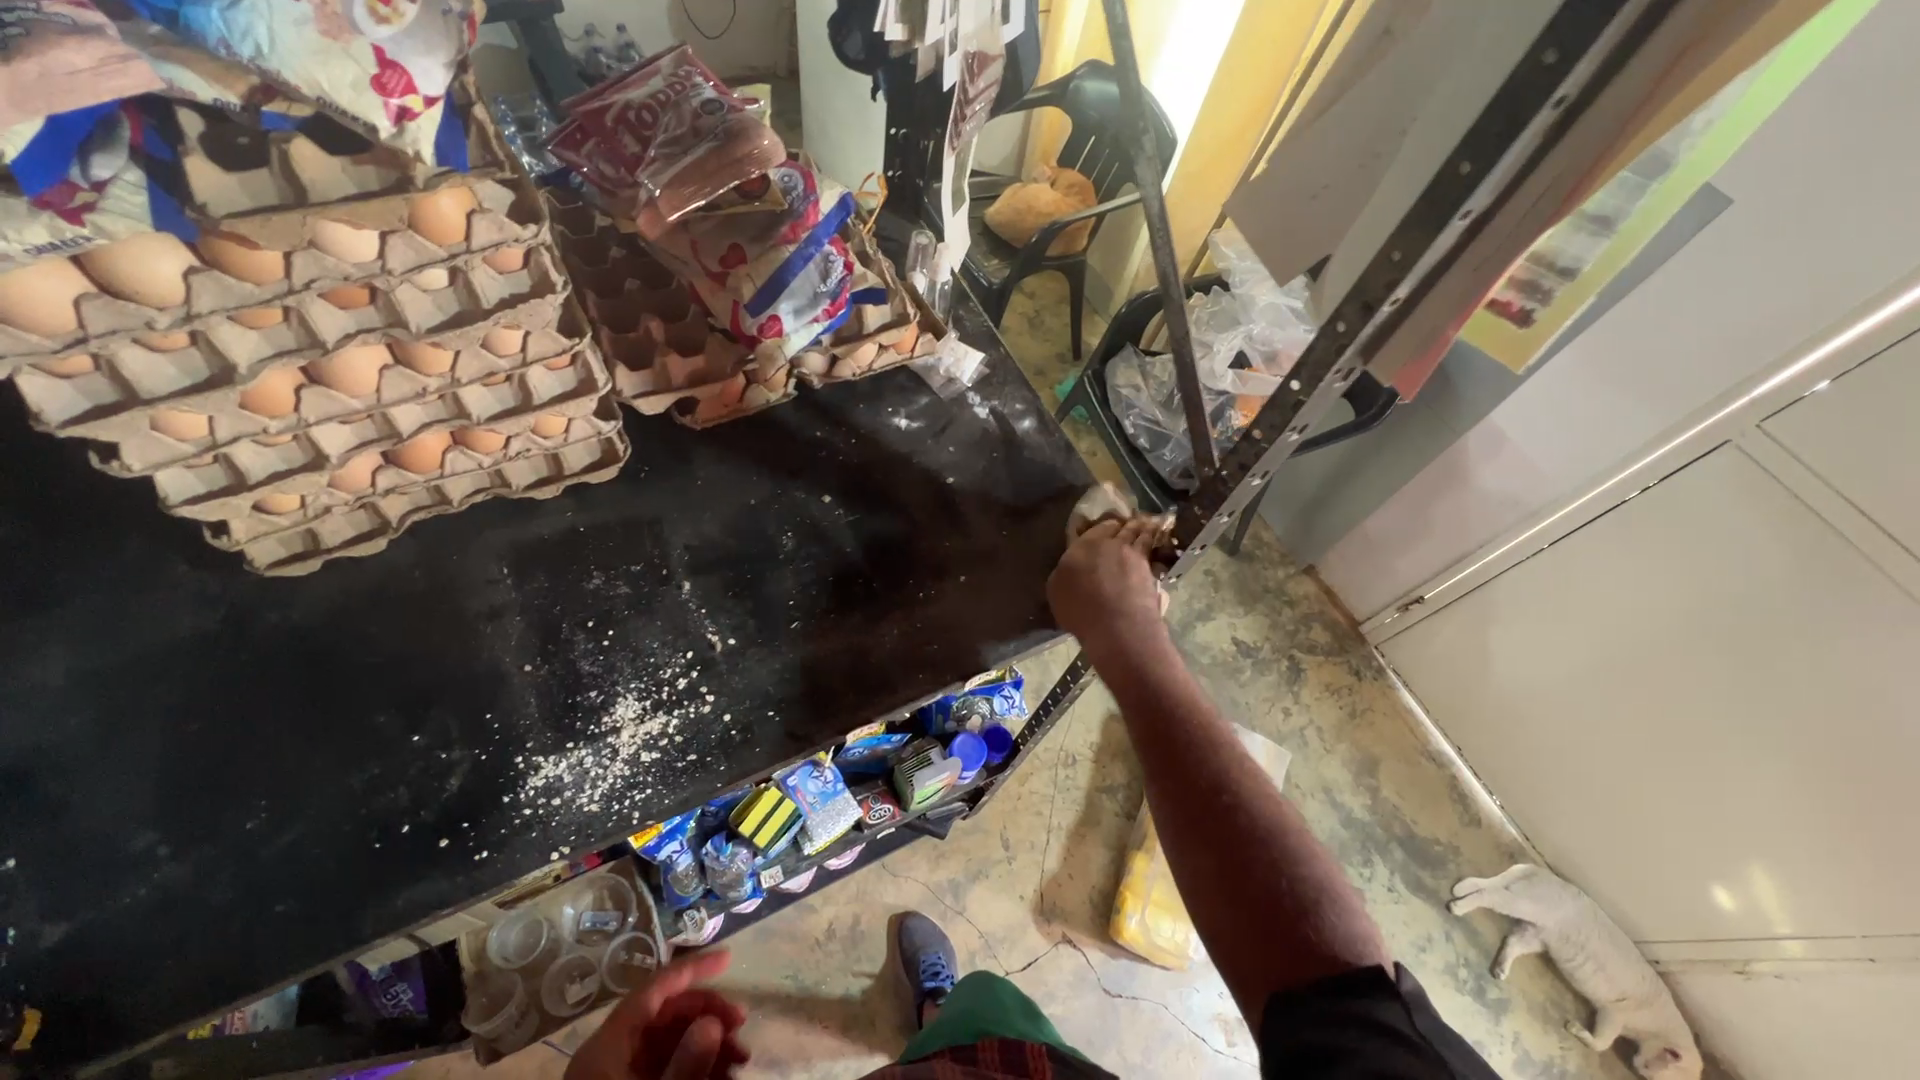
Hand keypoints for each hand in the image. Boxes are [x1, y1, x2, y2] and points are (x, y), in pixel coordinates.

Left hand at [565, 950, 749, 1079]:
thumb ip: (686, 1066)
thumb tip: (713, 1022)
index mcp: (607, 1047)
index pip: (654, 990)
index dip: (692, 969)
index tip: (730, 957)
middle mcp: (612, 1055)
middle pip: (666, 1014)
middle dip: (708, 1015)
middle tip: (742, 1027)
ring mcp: (620, 1077)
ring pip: (672, 1042)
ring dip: (709, 1045)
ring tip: (740, 1063)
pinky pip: (668, 1068)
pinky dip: (698, 1068)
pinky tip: (724, 1078)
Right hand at [1048, 517, 1168, 656]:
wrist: (1116, 624)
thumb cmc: (1079, 611)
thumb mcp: (1057, 591)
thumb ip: (1065, 572)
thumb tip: (1071, 567)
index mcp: (1081, 546)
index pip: (1093, 529)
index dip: (1101, 527)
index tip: (1106, 526)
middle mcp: (1106, 543)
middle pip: (1117, 528)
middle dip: (1123, 523)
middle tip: (1128, 520)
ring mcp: (1130, 553)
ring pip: (1138, 533)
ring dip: (1142, 526)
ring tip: (1148, 522)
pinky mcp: (1149, 566)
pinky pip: (1151, 546)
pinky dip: (1154, 537)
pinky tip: (1156, 537)